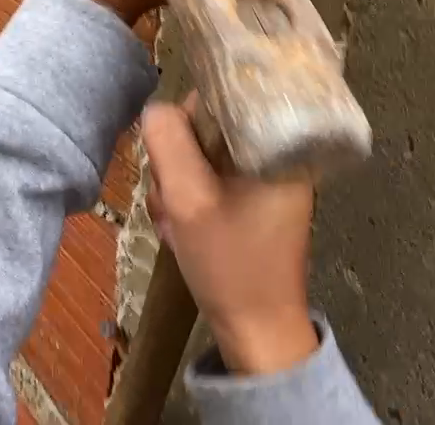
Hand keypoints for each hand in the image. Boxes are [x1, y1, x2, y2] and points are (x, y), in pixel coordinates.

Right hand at [142, 96, 318, 375]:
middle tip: (173, 202)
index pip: (221, 98)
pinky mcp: (250, 200)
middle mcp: (276, 154)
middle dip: (175, 163)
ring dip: (175, 187)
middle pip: (204, 128)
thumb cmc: (230, 264)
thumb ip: (167, 141)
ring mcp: (262, 179)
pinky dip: (186, 201)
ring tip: (175, 223)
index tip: (173, 161)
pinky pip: (206, 180)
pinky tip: (180, 230)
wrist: (256, 335)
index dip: (185, 125)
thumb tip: (155, 109)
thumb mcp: (188, 197)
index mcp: (279, 144)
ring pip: (198, 156)